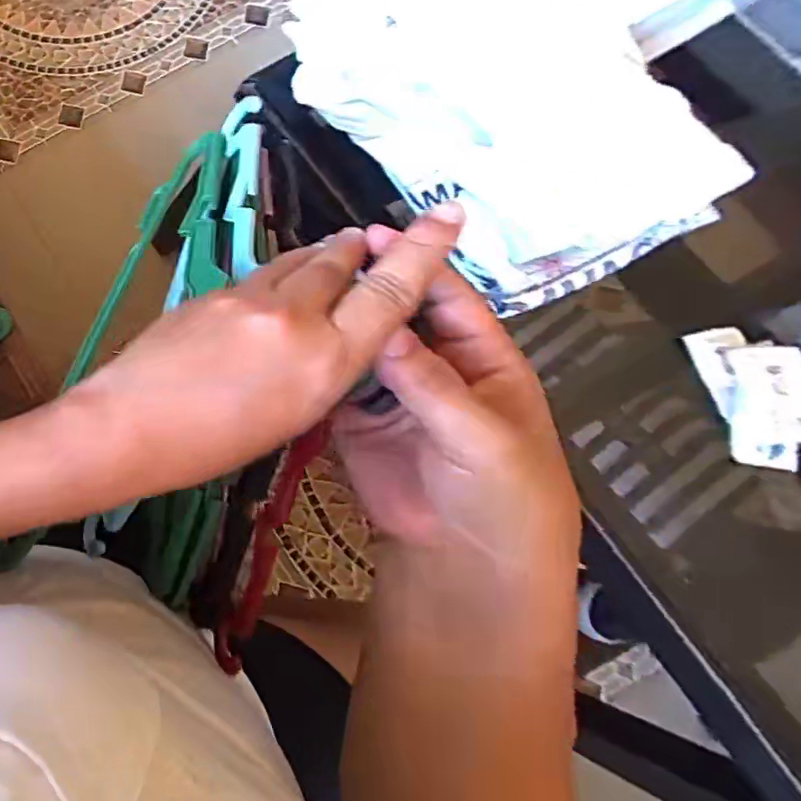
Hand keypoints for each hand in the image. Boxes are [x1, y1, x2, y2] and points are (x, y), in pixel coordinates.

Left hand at [67, 205, 465, 498]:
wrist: (125, 425)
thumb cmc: (208, 447)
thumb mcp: (288, 420)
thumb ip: (319, 370)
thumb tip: (329, 338)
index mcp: (324, 363)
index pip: (388, 293)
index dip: (422, 249)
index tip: (445, 214)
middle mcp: (293, 319)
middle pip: (339, 261)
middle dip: (358, 249)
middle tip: (367, 242)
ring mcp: (245, 299)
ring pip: (297, 261)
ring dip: (318, 257)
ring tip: (329, 256)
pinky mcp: (210, 292)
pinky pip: (258, 275)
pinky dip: (276, 276)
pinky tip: (271, 291)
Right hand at [330, 225, 578, 579]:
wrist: (464, 563)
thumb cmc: (503, 496)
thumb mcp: (481, 435)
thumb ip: (431, 382)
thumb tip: (382, 329)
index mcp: (482, 361)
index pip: (450, 301)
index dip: (418, 268)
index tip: (377, 236)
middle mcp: (435, 368)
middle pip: (400, 318)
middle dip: (371, 290)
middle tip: (327, 261)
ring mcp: (393, 394)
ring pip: (364, 348)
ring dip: (341, 325)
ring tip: (303, 296)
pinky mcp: (358, 421)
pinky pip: (338, 385)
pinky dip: (320, 367)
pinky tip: (296, 346)